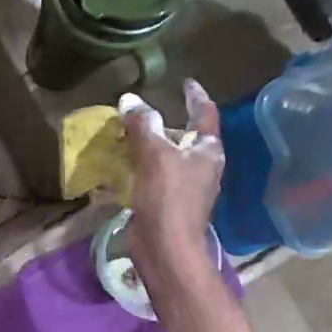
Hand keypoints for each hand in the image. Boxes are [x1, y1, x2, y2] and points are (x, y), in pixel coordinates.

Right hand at [124, 80, 224, 286]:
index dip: (195, 96)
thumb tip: (129, 99)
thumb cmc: (168, 198)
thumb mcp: (155, 155)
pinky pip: (154, 176)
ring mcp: (186, 186)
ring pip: (168, 157)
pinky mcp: (168, 203)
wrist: (166, 248)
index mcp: (208, 151)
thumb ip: (143, 125)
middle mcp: (202, 166)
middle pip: (186, 136)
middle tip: (143, 112)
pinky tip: (123, 164)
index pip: (205, 113)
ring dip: (150, 145)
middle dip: (166, 123)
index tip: (186, 82)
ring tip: (127, 134)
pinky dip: (141, 166)